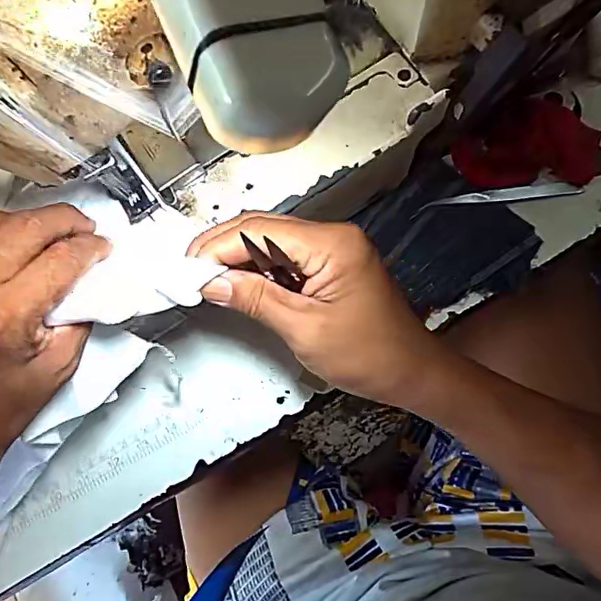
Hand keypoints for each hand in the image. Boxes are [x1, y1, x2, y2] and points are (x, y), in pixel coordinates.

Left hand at [0, 205, 110, 504]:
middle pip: (26, 226)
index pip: (59, 259)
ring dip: (21, 220)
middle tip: (82, 228)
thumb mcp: (53, 374)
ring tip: (40, 233)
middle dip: (64, 221)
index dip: (89, 248)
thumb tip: (87, 280)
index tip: (101, 247)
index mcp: (4, 318)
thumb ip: (78, 321)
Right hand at [190, 214, 445, 407]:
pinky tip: (233, 283)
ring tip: (204, 280)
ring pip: (265, 241)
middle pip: (258, 228)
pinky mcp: (324, 263)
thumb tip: (213, 282)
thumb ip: (254, 299)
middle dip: (219, 249)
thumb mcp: (303, 328)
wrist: (411, 371)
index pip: (257, 232)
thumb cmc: (374, 354)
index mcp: (332, 244)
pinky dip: (251, 269)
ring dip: (232, 259)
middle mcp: (331, 237)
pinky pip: (278, 256)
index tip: (190, 270)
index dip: (216, 249)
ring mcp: (328, 248)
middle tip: (189, 273)